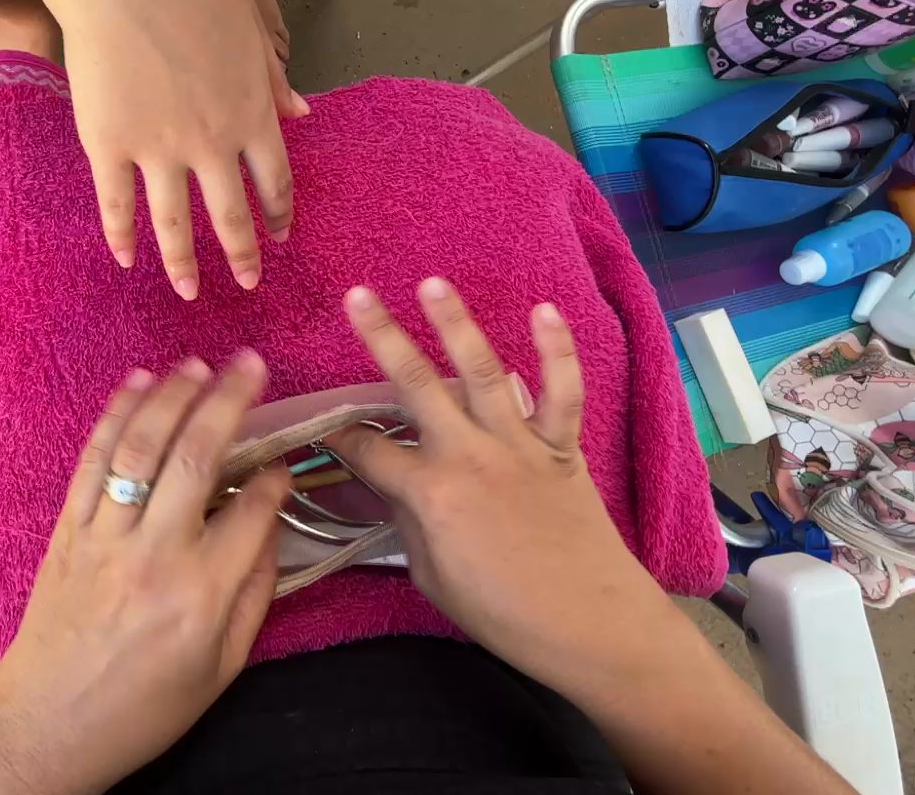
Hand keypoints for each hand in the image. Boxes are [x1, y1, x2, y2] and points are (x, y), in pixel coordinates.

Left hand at [0, 355, 291, 793]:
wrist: (45, 729)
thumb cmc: (143, 708)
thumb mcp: (221, 668)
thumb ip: (254, 593)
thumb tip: (270, 524)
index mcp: (201, 595)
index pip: (251, 511)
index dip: (273, 477)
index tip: (282, 460)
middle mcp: (154, 554)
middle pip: (196, 458)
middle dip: (229, 401)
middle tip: (251, 364)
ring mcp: (104, 536)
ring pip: (141, 448)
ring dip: (172, 396)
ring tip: (198, 364)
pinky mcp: (67, 528)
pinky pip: (93, 460)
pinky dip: (116, 415)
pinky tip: (138, 383)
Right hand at [11, 0, 297, 300]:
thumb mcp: (250, 27)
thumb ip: (273, 80)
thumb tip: (303, 115)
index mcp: (253, 112)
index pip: (274, 180)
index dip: (278, 213)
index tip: (280, 236)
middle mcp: (212, 142)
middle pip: (231, 215)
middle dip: (242, 254)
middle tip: (249, 283)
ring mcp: (159, 147)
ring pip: (175, 223)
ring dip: (184, 263)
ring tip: (188, 292)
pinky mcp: (108, 143)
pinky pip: (117, 204)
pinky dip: (123, 236)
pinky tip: (128, 259)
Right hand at [326, 278, 675, 689]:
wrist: (594, 631)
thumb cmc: (504, 614)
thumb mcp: (432, 577)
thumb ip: (407, 522)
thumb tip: (392, 484)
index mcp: (432, 493)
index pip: (368, 449)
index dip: (338, 434)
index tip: (320, 420)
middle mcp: (469, 454)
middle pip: (416, 385)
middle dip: (381, 337)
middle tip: (357, 296)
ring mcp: (518, 444)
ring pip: (481, 372)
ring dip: (455, 324)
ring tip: (433, 283)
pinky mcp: (560, 447)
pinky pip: (560, 392)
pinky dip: (556, 351)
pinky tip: (544, 310)